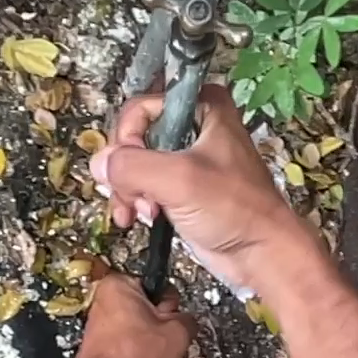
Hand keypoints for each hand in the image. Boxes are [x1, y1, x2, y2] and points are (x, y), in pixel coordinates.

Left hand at [68, 273, 194, 357]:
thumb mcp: (178, 334)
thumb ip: (188, 320)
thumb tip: (187, 321)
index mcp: (119, 285)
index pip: (158, 286)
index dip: (170, 306)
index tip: (171, 320)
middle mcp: (103, 301)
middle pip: (148, 310)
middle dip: (159, 327)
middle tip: (163, 342)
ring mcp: (98, 327)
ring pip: (139, 332)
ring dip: (150, 346)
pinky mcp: (98, 349)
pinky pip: (128, 348)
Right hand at [92, 85, 318, 295]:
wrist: (259, 252)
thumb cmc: (233, 209)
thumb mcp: (179, 180)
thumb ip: (133, 167)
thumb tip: (98, 163)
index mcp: (201, 105)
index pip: (141, 108)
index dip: (128, 140)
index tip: (130, 171)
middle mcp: (191, 126)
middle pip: (133, 139)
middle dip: (126, 173)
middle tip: (135, 199)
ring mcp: (184, 159)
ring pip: (134, 166)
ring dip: (128, 193)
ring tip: (137, 215)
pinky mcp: (180, 189)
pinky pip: (143, 187)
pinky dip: (136, 203)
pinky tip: (140, 220)